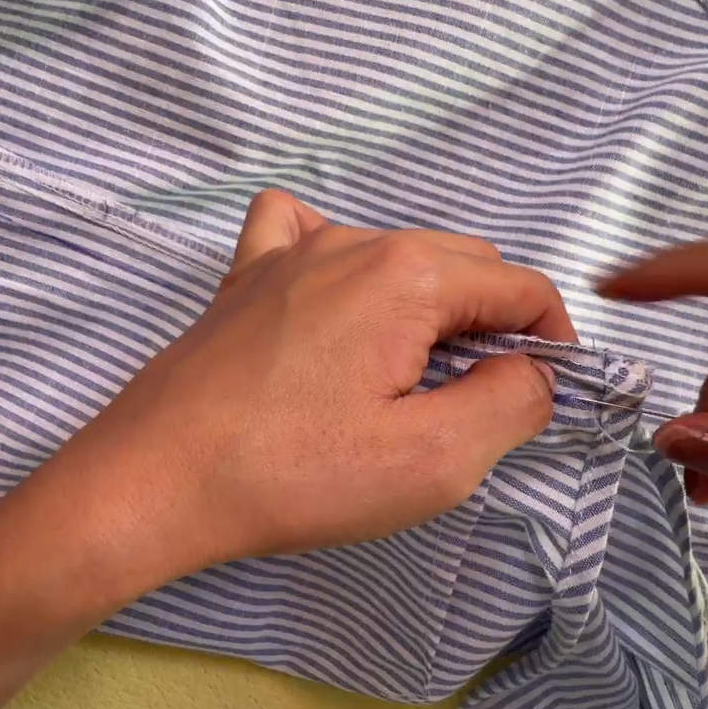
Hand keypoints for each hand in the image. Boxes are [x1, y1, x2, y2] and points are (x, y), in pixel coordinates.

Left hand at [47, 189, 570, 584]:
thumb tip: (533, 370)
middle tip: (476, 400)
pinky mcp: (243, 278)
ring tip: (407, 372)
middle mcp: (348, 243)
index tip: (541, 396)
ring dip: (423, 302)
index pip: (520, 285)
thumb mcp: (432, 459)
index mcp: (406, 274)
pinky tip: (332, 301)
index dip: (550, 340)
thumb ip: (512, 402)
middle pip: (459, 265)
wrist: (157, 476)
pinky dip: (336, 258)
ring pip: (391, 254)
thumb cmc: (292, 474)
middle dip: (490, 324)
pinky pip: (300, 232)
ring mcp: (286, 253)